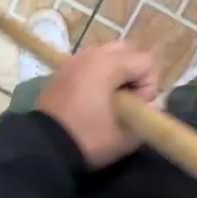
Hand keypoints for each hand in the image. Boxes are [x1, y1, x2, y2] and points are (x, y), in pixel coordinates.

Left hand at [36, 41, 158, 169]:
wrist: (43, 148)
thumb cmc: (88, 139)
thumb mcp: (127, 137)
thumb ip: (148, 118)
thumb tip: (153, 106)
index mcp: (108, 65)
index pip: (146, 61)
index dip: (149, 86)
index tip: (136, 108)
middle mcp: (90, 55)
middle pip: (126, 50)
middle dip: (133, 73)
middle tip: (126, 101)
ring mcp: (72, 61)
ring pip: (106, 55)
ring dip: (115, 74)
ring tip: (108, 101)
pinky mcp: (60, 71)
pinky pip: (88, 64)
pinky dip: (96, 76)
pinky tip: (91, 101)